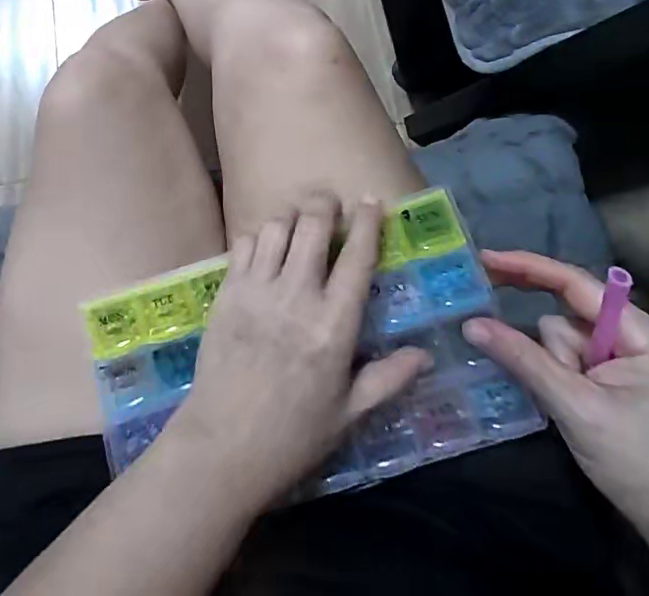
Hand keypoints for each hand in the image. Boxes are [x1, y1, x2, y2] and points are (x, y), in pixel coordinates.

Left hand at [165, 194, 432, 507]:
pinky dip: (256, 236)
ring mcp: (256, 291)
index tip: (371, 202)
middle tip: (330, 202)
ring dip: (290, 218)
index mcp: (333, 326)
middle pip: (312, 226)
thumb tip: (425, 354)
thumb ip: (388, 379)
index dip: (367, 223)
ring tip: (297, 224)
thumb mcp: (349, 414)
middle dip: (324, 204)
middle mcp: (296, 297)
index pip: (357, 259)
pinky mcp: (226, 293)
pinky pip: (241, 245)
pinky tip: (263, 247)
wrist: (223, 446)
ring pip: (275, 228)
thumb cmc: (293, 435)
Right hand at [459, 250, 648, 535]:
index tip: (485, 259)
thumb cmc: (639, 465)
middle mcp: (645, 336)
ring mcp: (637, 358)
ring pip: (569, 338)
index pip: (578, 284)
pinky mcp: (626, 378)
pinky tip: (569, 402)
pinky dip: (562, 373)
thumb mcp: (575, 407)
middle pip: (571, 312)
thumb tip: (471, 323)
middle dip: (546, 340)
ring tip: (570, 408)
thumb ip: (523, 359)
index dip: (528, 267)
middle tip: (492, 325)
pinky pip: (578, 357)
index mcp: (648, 335)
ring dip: (556, 366)